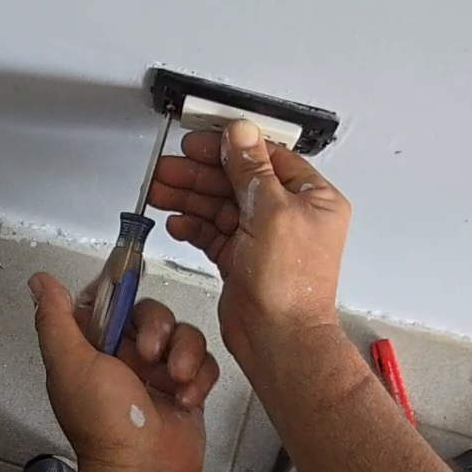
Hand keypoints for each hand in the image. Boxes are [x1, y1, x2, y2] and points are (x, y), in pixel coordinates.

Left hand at [29, 273, 219, 471]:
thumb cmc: (104, 422)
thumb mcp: (71, 365)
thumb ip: (55, 320)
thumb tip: (39, 279)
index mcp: (92, 348)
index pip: (107, 301)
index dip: (119, 293)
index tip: (128, 300)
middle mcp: (124, 357)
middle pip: (150, 312)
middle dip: (157, 327)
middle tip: (151, 355)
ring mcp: (158, 373)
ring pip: (182, 333)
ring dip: (185, 352)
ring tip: (177, 381)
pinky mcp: (187, 389)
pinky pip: (203, 362)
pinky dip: (200, 377)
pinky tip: (187, 400)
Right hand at [147, 120, 350, 361]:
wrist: (277, 339)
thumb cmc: (290, 287)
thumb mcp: (271, 213)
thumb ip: (251, 170)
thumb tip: (241, 133)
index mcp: (310, 198)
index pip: (265, 158)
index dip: (229, 147)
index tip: (198, 143)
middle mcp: (289, 216)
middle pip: (236, 181)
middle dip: (199, 174)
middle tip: (168, 169)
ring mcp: (263, 239)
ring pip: (220, 206)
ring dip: (188, 197)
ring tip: (160, 191)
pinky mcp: (241, 259)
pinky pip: (213, 233)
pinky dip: (193, 226)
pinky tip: (176, 222)